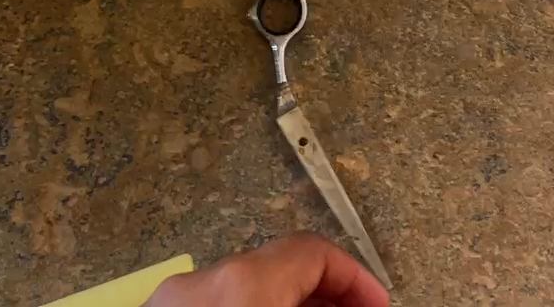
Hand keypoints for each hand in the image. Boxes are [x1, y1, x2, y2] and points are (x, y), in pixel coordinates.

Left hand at [145, 234, 387, 306]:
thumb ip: (326, 305)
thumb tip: (362, 303)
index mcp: (240, 282)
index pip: (314, 251)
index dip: (357, 276)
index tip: (379, 300)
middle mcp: (202, 281)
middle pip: (282, 264)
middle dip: (328, 290)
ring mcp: (173, 300)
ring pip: (251, 283)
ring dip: (295, 298)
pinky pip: (223, 300)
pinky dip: (259, 305)